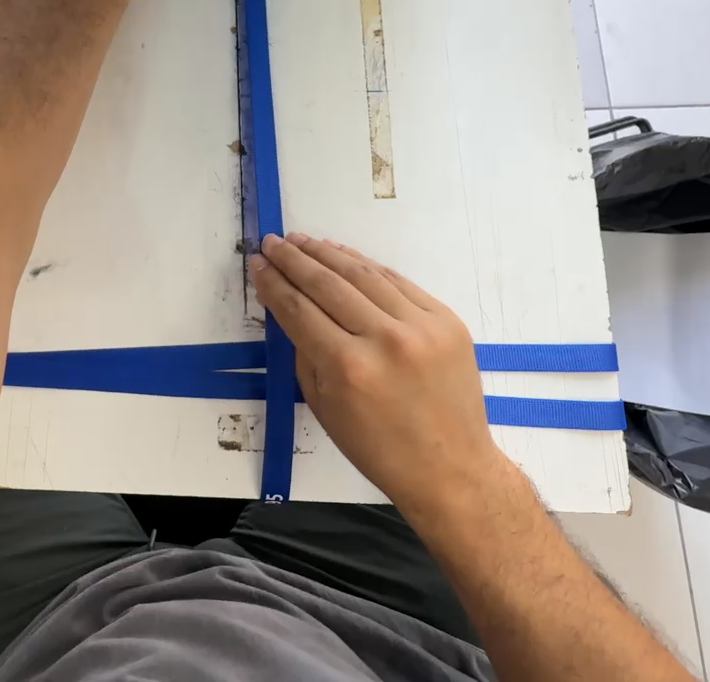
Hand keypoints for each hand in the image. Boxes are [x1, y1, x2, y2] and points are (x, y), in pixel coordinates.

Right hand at [250, 232, 507, 507]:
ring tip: (302, 241)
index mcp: (347, 368)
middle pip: (327, 284)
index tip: (258, 264)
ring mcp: (420, 326)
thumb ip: (304, 350)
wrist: (451, 469)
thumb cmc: (378, 448)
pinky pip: (397, 282)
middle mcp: (384, 340)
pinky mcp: (446, 320)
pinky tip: (343, 254)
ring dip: (326, 253)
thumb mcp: (322, 406)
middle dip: (294, 260)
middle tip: (273, 242)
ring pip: (363, 274)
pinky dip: (366, 265)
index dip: (273, 283)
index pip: (298, 309)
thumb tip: (288, 304)